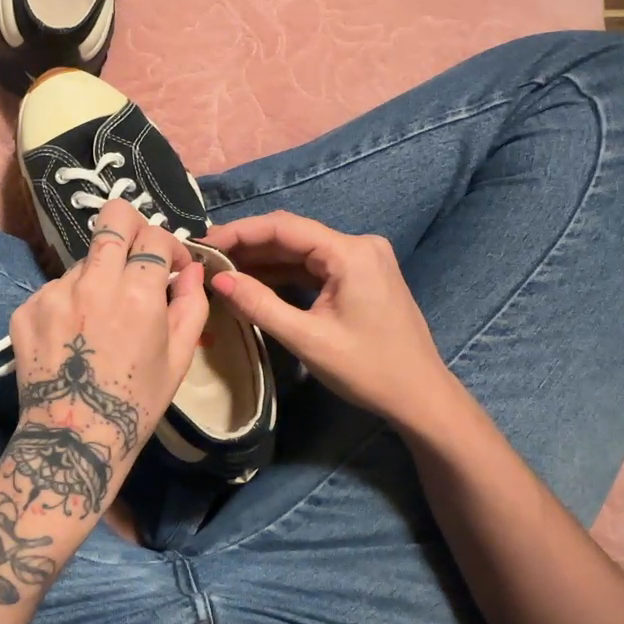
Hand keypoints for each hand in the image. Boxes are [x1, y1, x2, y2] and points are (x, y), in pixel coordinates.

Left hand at [6, 199, 208, 513]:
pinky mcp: (25, 308)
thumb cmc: (135, 403)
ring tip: (100, 319)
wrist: (72, 438)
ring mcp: (53, 293)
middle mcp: (93, 283)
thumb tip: (191, 271)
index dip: (170, 245)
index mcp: (138, 293)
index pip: (155, 236)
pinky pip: (54, 289)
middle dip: (131, 228)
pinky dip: (69, 302)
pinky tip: (73, 337)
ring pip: (83, 261)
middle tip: (135, 255)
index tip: (172, 266)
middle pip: (112, 218)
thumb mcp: (179, 358)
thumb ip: (191, 305)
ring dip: (98, 277)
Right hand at [203, 211, 456, 429]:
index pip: (283, 227)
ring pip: (299, 251)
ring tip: (219, 269)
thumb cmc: (368, 369)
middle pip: (291, 235)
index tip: (203, 244)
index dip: (240, 232)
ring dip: (261, 260)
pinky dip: (282, 273)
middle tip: (205, 258)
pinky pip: (312, 266)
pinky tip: (252, 281)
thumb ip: (259, 304)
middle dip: (247, 245)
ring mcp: (361, 260)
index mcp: (350, 253)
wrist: (420, 396)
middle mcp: (358, 246)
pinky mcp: (359, 276)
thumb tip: (217, 279)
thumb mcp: (307, 339)